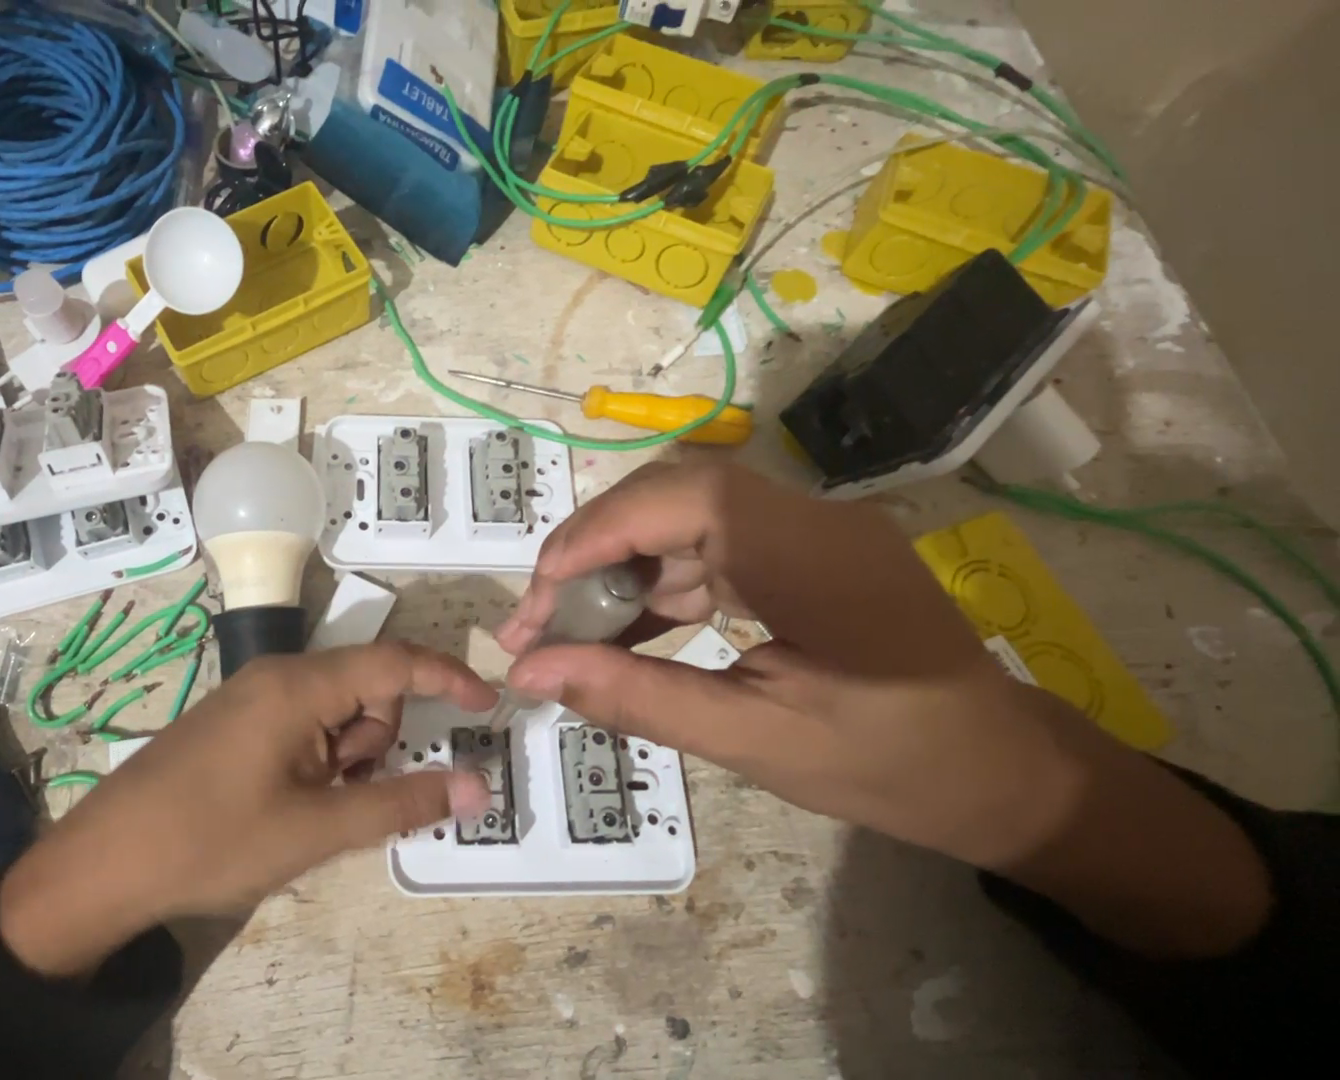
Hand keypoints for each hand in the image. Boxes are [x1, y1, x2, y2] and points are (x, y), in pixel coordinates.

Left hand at [0, 644, 495, 974]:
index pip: (394, 662)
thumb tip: (477, 784)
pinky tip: (290, 802)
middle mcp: (277, 674)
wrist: (104, 863)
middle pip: (366, 688)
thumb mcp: (318, 829)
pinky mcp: (236, 719)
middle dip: (378, 740)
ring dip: (348, 755)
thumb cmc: (212, 841)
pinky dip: (320, 758)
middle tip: (346, 794)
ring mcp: (252, 695)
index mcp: (299, 685)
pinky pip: (304, 723)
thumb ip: (402, 802)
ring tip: (311, 807)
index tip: (488, 706)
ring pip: (336, 709)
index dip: (447, 678)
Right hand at [498, 463, 1268, 955]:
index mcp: (815, 557)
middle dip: (592, 553)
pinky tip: (620, 637)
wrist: (1001, 777)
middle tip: (535, 621)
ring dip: (615, 573)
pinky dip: (654, 589)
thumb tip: (531, 672)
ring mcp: (804, 535)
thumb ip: (638, 697)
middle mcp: (809, 522)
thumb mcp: (755, 741)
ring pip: (679, 524)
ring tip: (562, 637)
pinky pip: (706, 552)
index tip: (538, 594)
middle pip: (672, 499)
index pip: (687, 497)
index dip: (599, 530)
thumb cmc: (892, 767)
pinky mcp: (796, 557)